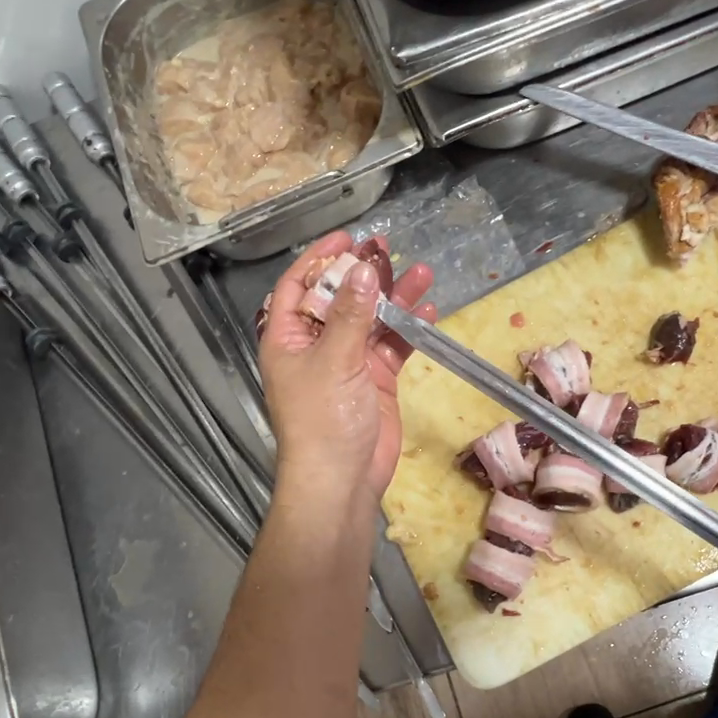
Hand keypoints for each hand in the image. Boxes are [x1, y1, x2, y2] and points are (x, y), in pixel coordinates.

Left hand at [259, 232, 435, 501]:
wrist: (342, 480)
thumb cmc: (323, 419)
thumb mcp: (334, 360)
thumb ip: (351, 314)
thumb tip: (363, 270)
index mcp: (288, 337)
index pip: (298, 286)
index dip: (319, 258)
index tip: (347, 238)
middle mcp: (316, 345)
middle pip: (339, 298)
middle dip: (363, 274)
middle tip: (388, 248)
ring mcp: (348, 363)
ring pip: (372, 320)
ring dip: (395, 298)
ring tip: (422, 272)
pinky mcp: (375, 381)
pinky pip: (393, 346)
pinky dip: (409, 330)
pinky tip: (428, 311)